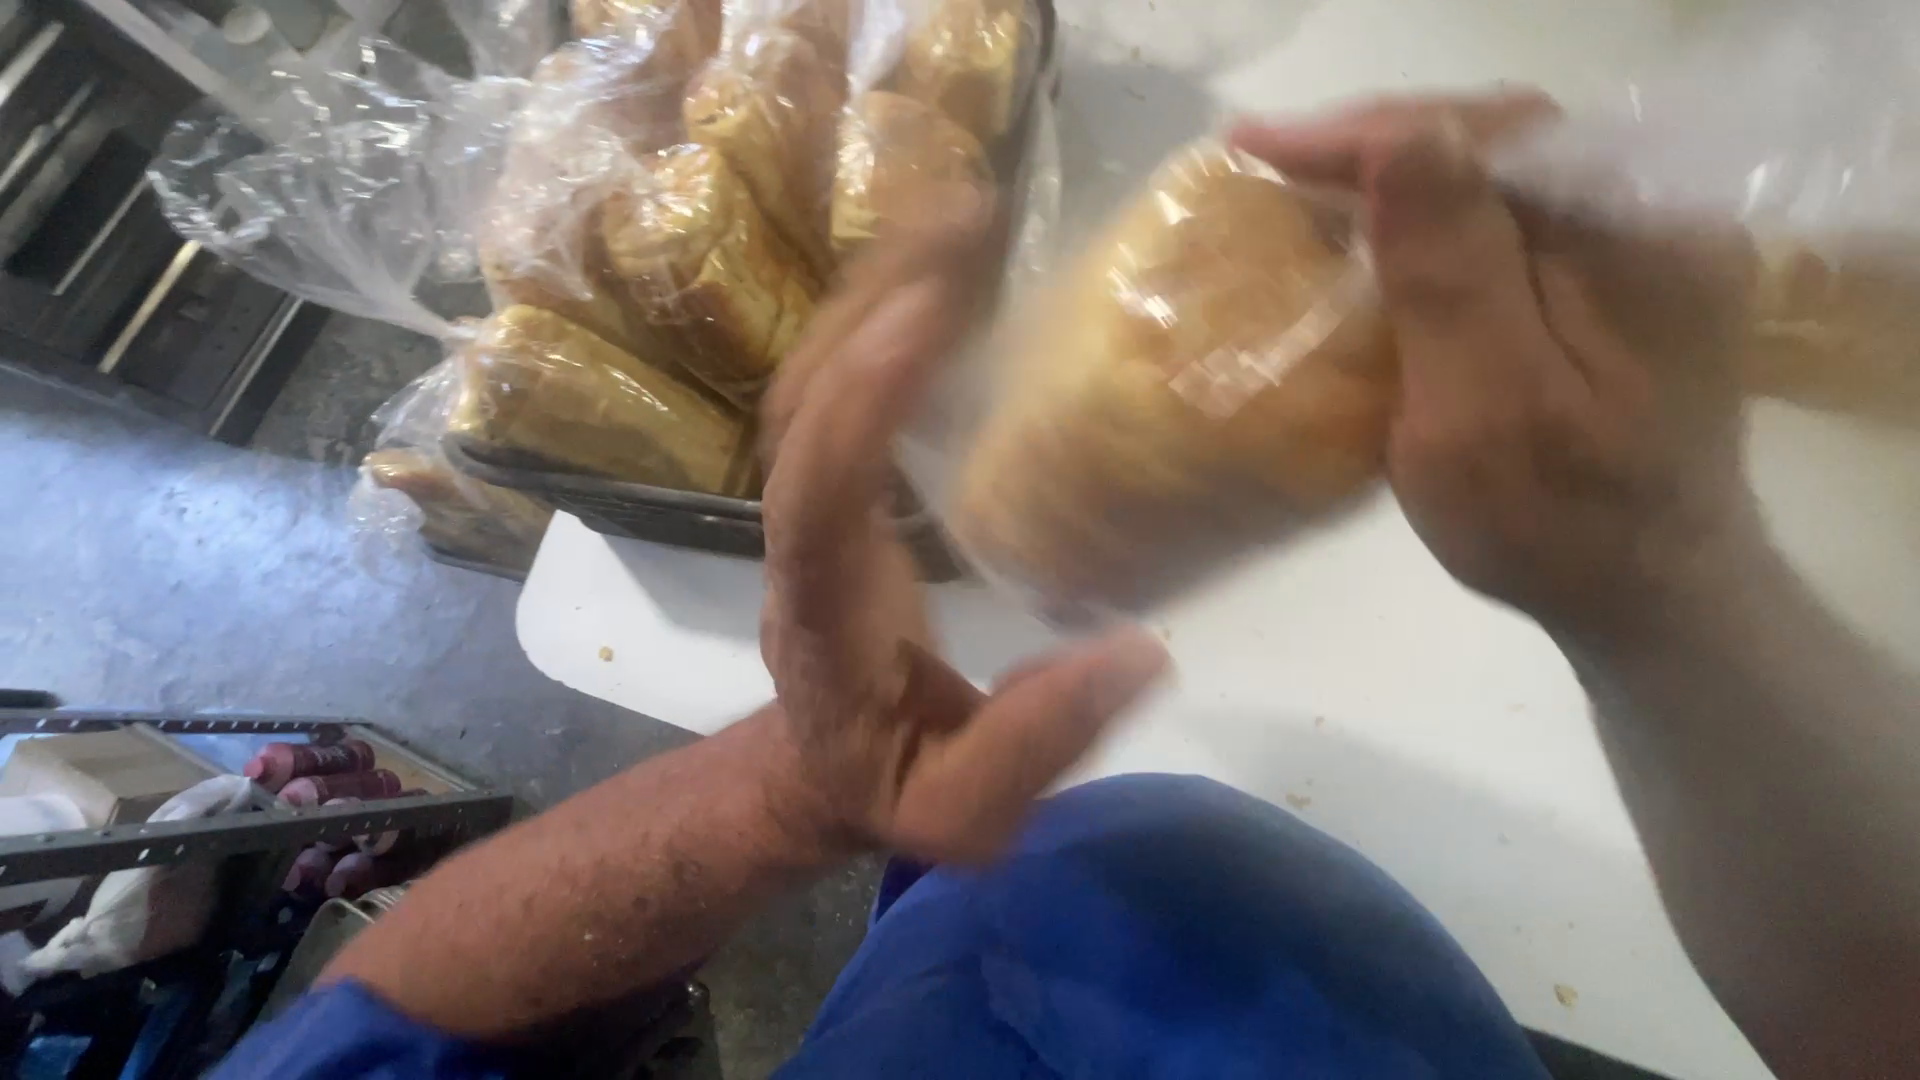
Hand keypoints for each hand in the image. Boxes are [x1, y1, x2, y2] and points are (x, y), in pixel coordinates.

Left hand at [756, 188, 1170, 862]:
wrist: (821, 772)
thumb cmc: (887, 787)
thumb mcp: (965, 810)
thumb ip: (1040, 740)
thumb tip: (1142, 651)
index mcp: (821, 612)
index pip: (815, 493)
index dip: (860, 402)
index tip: (926, 312)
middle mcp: (798, 542)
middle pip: (803, 405)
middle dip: (870, 302)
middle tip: (964, 218)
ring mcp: (807, 510)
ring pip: (812, 382)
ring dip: (874, 292)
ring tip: (959, 221)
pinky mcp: (834, 492)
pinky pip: (840, 393)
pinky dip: (880, 324)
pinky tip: (941, 282)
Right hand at [1236, 93, 1764, 634]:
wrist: (1632, 585)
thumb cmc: (1545, 518)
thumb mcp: (1485, 406)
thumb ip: (1453, 275)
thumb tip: (1407, 142)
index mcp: (1628, 239)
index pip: (1485, 137)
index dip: (1363, 134)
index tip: (1257, 149)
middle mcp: (1640, 220)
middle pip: (1490, 140)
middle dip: (1369, 143)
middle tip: (1267, 161)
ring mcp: (1621, 251)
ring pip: (1487, 177)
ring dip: (1388, 174)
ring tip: (1299, 185)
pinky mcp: (1592, 288)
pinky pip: (1493, 220)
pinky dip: (1416, 216)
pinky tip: (1365, 235)